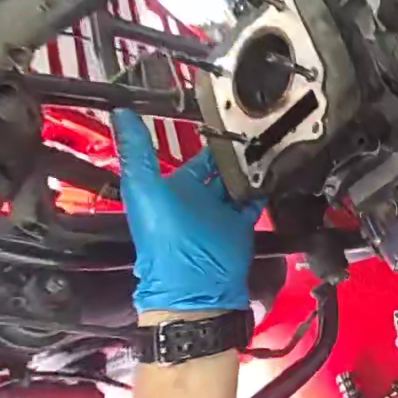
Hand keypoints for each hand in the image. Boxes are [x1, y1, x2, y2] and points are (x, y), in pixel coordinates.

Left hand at [112, 109, 260, 314]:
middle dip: (236, 152)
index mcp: (172, 188)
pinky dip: (264, 188)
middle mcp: (198, 198)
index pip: (194, 157)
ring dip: (252, 167)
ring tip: (270, 147)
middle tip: (257, 130)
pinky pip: (255, 200)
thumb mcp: (145, 190)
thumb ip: (138, 153)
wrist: (197, 285)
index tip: (227, 118)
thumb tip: (122, 113)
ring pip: (239, 181)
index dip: (208, 139)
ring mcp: (221, 212)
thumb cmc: (166, 239)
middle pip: (221, 167)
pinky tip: (275, 173)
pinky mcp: (242, 225)